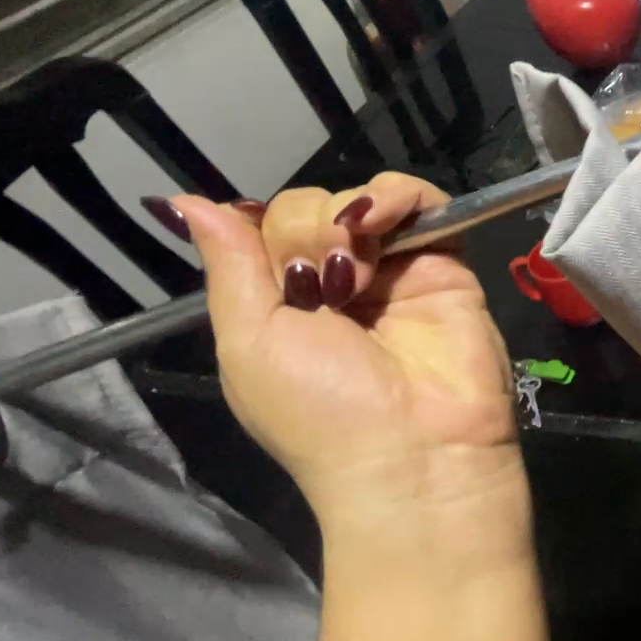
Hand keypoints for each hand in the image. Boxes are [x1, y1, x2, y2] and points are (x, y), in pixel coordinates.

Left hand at [165, 175, 521, 544]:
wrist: (417, 447)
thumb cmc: (323, 407)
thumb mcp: (250, 343)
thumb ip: (231, 268)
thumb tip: (190, 201)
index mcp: (285, 305)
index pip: (264, 231)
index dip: (261, 228)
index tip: (266, 260)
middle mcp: (341, 283)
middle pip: (309, 210)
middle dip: (303, 232)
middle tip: (321, 285)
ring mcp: (398, 272)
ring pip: (362, 200)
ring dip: (344, 215)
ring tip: (355, 260)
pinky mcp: (450, 266)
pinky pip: (426, 204)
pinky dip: (399, 194)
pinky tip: (379, 217)